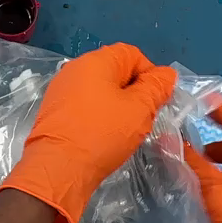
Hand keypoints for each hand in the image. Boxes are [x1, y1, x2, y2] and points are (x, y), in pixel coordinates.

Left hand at [0, 43, 179, 222]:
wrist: (57, 168)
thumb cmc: (101, 134)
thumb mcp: (138, 110)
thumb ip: (155, 88)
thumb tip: (166, 73)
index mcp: (96, 60)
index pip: (132, 54)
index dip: (149, 74)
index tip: (156, 101)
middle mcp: (76, 67)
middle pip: (115, 69)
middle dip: (134, 91)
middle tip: (142, 117)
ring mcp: (62, 87)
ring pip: (100, 87)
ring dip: (116, 103)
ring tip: (124, 129)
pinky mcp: (55, 107)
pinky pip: (84, 102)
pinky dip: (98, 113)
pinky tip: (102, 135)